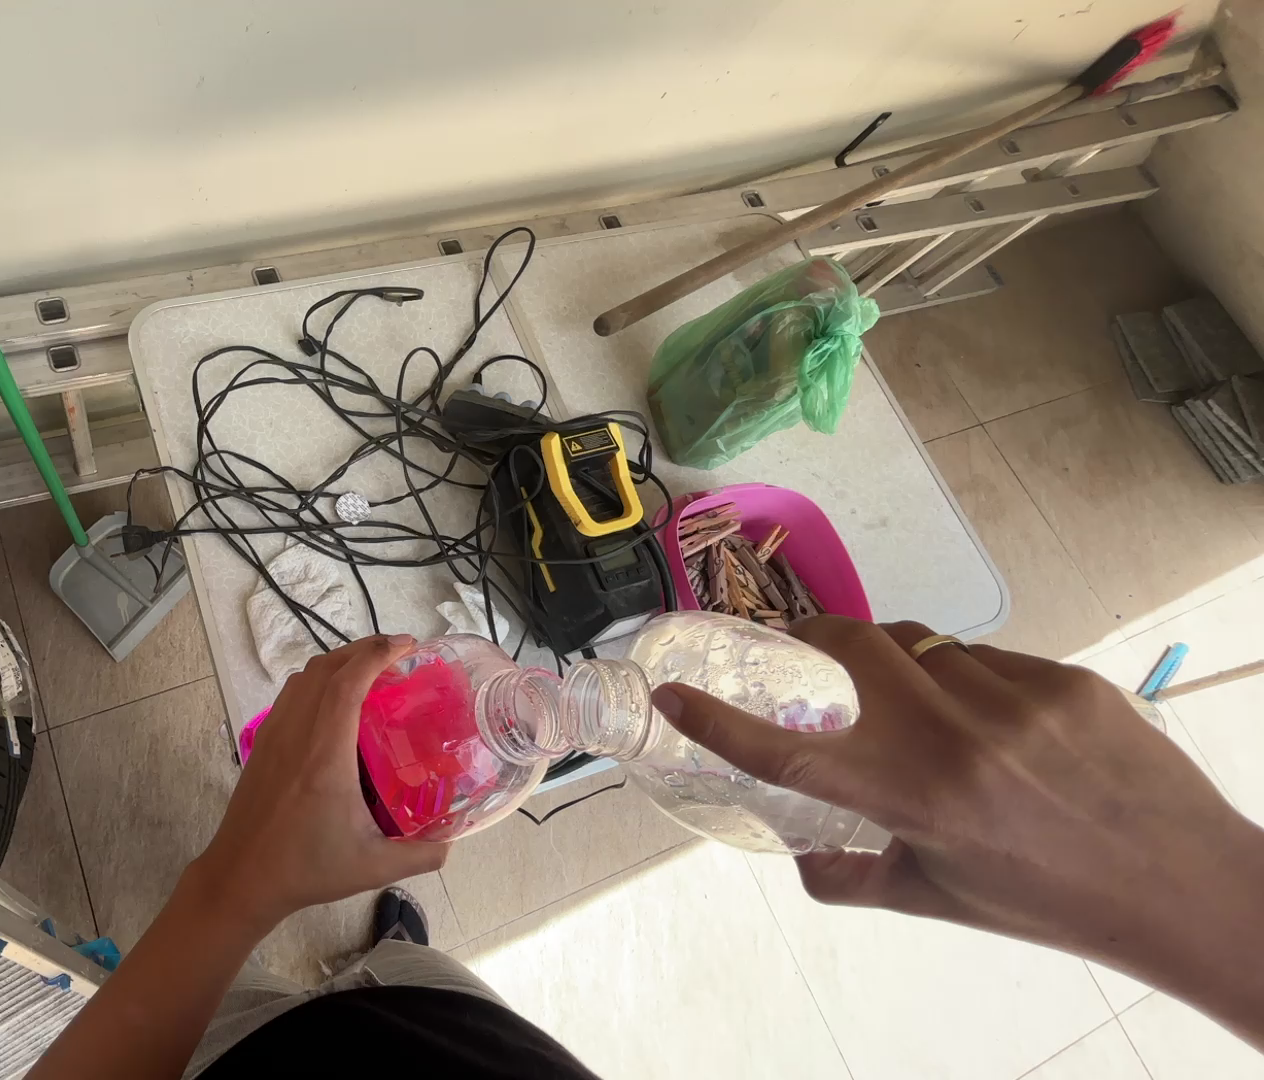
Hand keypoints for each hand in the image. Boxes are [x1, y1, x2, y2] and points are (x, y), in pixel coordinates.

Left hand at [190, 634, 449, 928]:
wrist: (241, 875)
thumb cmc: (306, 868)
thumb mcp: (372, 867)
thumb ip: (419, 855)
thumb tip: (452, 843)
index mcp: (325, 753)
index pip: (348, 682)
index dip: (378, 654)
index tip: (408, 645)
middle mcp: (297, 731)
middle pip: (327, 666)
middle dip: (365, 648)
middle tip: (399, 653)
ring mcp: (274, 731)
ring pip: (305, 674)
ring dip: (340, 660)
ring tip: (371, 670)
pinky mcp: (263, 739)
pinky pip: (292, 692)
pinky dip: (318, 678)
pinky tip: (336, 698)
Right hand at [651, 617, 1263, 1027]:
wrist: (1205, 895)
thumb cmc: (1049, 902)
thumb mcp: (936, 899)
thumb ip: (850, 878)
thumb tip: (797, 859)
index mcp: (907, 799)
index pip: (783, 753)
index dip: (715, 720)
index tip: (670, 694)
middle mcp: (950, 741)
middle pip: (850, 646)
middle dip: (813, 635)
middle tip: (806, 649)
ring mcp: (1012, 701)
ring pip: (916, 643)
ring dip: (895, 659)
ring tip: (913, 691)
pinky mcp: (1065, 681)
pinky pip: (981, 655)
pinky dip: (962, 674)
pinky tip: (992, 714)